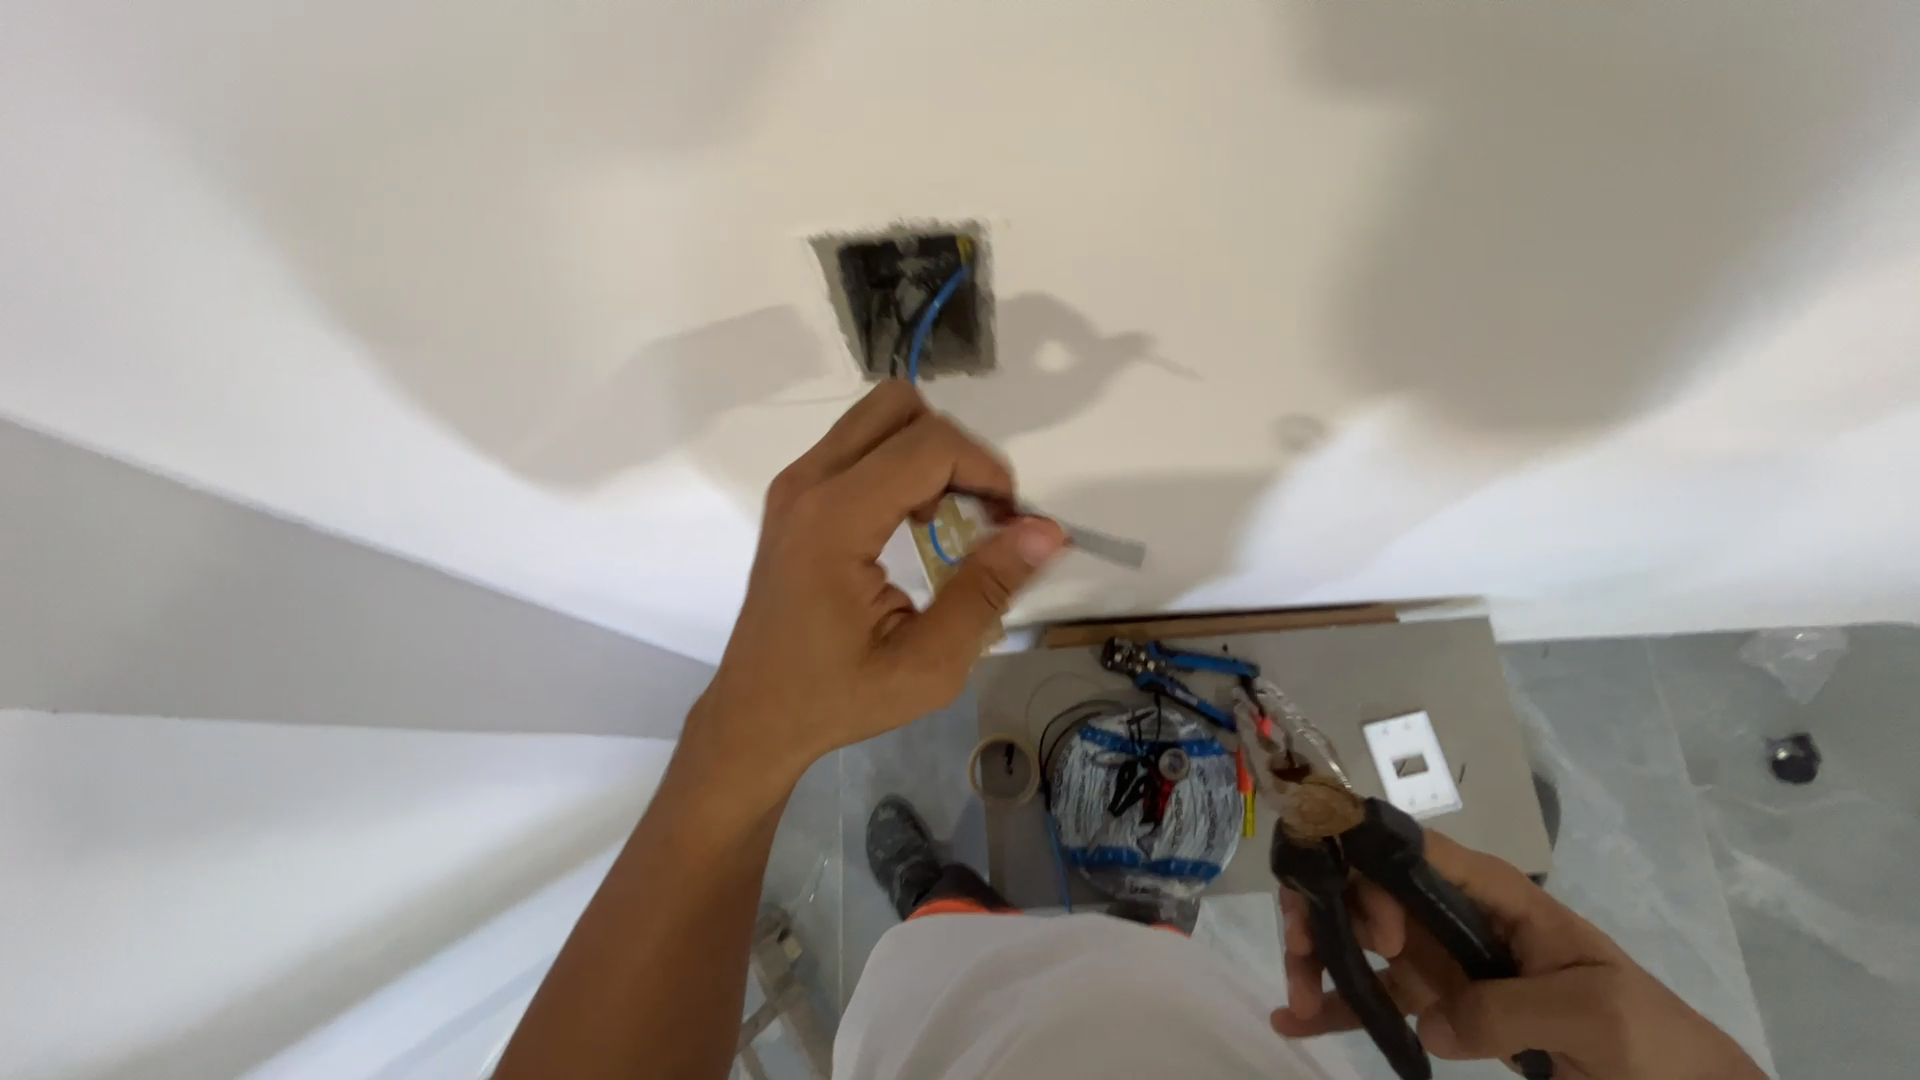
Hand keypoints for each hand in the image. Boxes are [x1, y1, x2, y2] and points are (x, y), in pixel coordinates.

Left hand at [682, 381, 1065, 801]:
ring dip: (926, 453)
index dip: (986, 469)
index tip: (1010, 521)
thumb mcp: (928, 662)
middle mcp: (808, 484)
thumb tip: (1045, 532)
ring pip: (877, 418)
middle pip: (900, 405)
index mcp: (834, 520)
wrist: (755, 715)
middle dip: (955, 449)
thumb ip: (988, 589)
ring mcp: (794, 486)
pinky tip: (907, 525)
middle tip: (975, 512)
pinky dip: (898, 465)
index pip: (929, 444)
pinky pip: (856, 446)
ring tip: (942, 520)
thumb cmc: (837, 697)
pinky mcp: (793, 498)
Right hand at [1271, 830, 1765, 1079]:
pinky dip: (1333, 1003)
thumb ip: (1509, 1008)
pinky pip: (1373, 996)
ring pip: (1354, 938)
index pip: (1411, 850)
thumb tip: (1429, 1021)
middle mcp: (1451, 911)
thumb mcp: (1596, 1016)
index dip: (1371, 869)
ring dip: (1313, 958)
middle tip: (1302, 958)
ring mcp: (1440, 957)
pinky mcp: (1436, 1002)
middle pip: (1363, 887)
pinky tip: (1293, 1020)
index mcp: (1491, 892)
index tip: (1374, 934)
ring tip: (1295, 1001)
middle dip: (1320, 910)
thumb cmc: (1657, 1043)